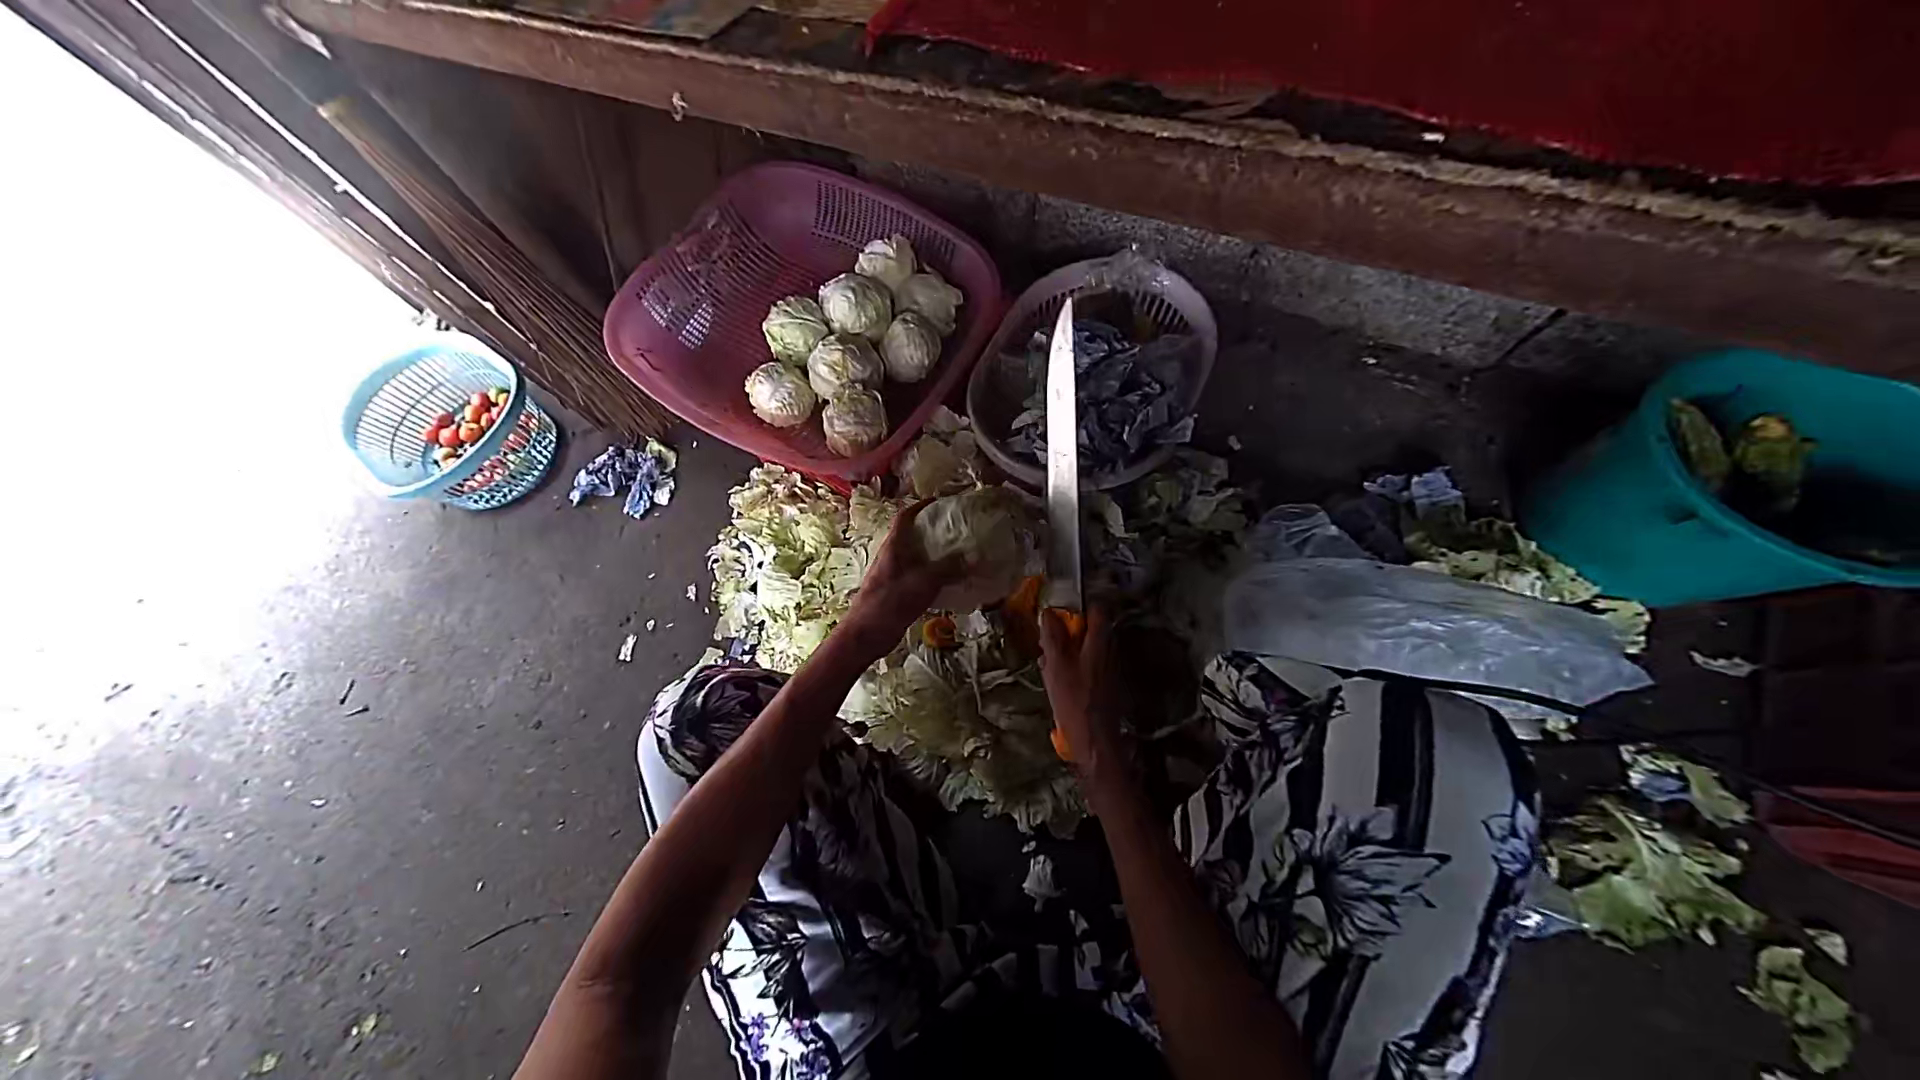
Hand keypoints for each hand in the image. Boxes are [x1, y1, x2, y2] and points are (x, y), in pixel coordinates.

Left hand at [839, 500, 964, 657]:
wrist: (866, 634)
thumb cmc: (891, 601)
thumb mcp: (925, 581)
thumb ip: (949, 568)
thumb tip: (972, 557)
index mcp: (894, 546)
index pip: (906, 516)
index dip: (921, 506)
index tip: (940, 502)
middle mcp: (892, 557)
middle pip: (912, 537)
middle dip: (933, 532)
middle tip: (957, 531)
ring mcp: (892, 576)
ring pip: (916, 559)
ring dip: (934, 556)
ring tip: (958, 556)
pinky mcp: (896, 594)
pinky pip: (917, 579)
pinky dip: (932, 578)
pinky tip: (949, 585)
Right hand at [1039, 605, 1130, 806]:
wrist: (1095, 741)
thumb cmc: (1075, 701)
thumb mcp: (1057, 665)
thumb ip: (1053, 637)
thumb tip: (1049, 612)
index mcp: (1100, 642)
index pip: (1097, 611)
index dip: (1078, 608)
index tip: (1059, 615)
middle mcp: (1109, 652)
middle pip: (1090, 631)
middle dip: (1068, 634)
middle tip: (1047, 644)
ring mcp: (1109, 670)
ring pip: (1087, 651)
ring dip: (1068, 653)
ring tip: (1049, 665)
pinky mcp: (1106, 687)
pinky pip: (1087, 668)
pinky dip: (1073, 669)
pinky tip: (1058, 683)